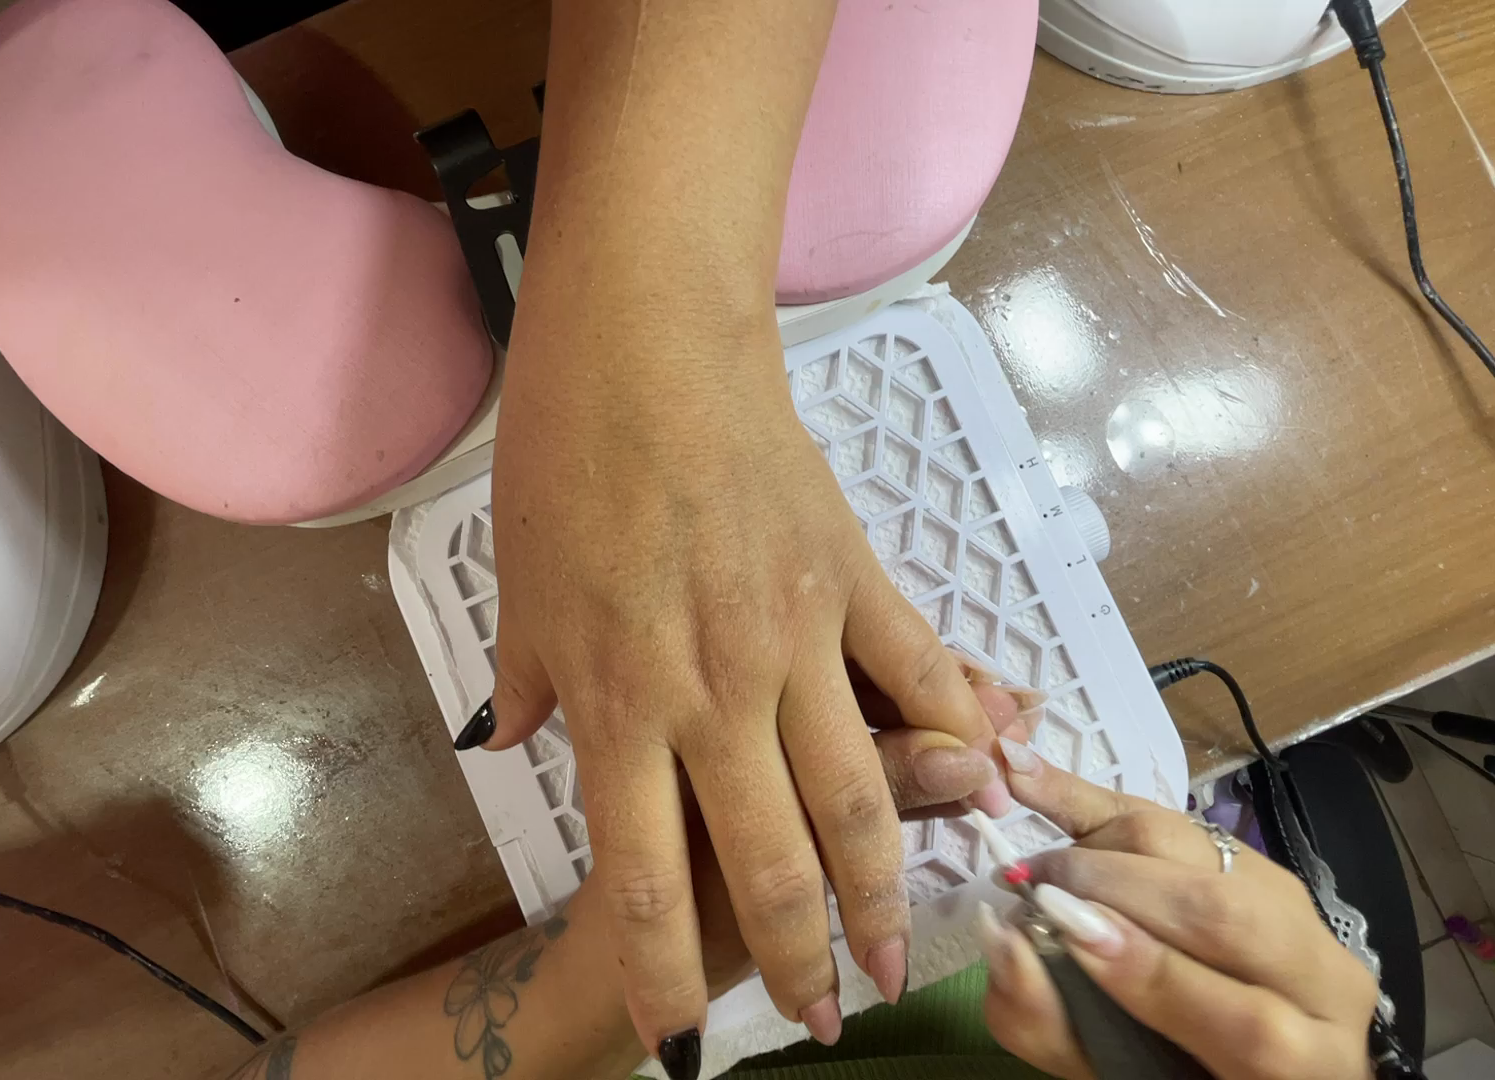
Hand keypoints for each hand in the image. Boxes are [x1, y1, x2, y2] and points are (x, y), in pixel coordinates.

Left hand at [483, 313, 1002, 1056]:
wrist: (648, 347)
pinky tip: (985, 784)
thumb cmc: (564, 456)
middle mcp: (715, 689)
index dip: (665, 971)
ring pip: (859, 792)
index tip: (688, 1035)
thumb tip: (509, 741)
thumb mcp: (519, 581)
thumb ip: (526, 678)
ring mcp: (797, 633)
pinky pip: (917, 671)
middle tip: (826, 1016)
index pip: (643, 875)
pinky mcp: (852, 576)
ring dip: (882, 884)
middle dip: (798, 957)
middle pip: (771, 859)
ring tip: (895, 947)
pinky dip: (956, 732)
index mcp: (617, 696)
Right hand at [975, 746, 1379, 1079]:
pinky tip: (1023, 771)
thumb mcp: (1106, 1072)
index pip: (1247, 1022)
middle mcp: (1318, 977)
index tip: (1059, 927)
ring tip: (1035, 868)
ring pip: (1191, 844)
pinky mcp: (1232, 845)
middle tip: (1033, 891)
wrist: (1230, 1044)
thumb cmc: (1162, 1065)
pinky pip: (1154, 810)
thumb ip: (1048, 1024)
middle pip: (1222, 912)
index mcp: (1306, 1069)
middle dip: (1112, 889)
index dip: (1148, 971)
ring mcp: (1283, 898)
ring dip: (1099, 845)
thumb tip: (1000, 938)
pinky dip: (1080, 792)